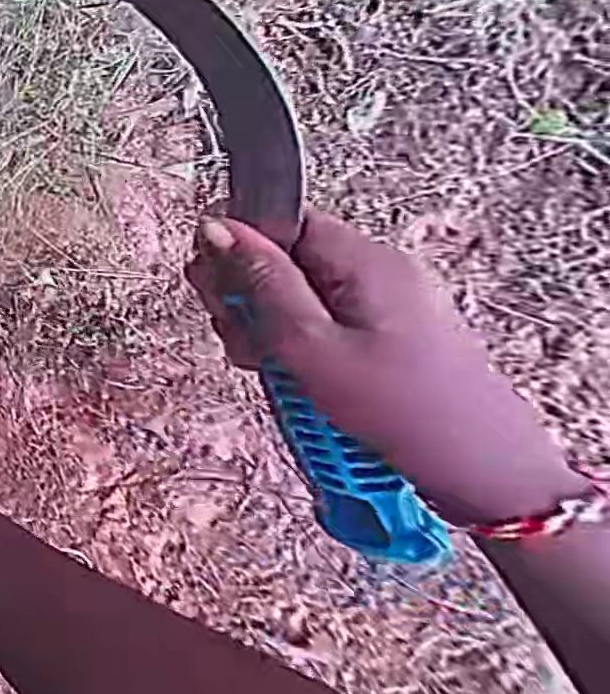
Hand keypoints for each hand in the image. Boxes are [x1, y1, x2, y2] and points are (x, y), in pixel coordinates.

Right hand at [185, 210, 584, 525]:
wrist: (478, 474)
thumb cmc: (396, 409)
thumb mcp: (305, 340)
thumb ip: (257, 277)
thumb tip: (216, 227)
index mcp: (365, 262)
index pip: (278, 219)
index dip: (235, 244)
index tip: (216, 281)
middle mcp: (374, 271)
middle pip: (276, 253)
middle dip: (240, 287)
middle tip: (238, 326)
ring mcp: (377, 301)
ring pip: (284, 287)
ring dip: (256, 318)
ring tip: (263, 357)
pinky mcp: (374, 327)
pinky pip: (307, 313)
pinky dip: (282, 335)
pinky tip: (281, 364)